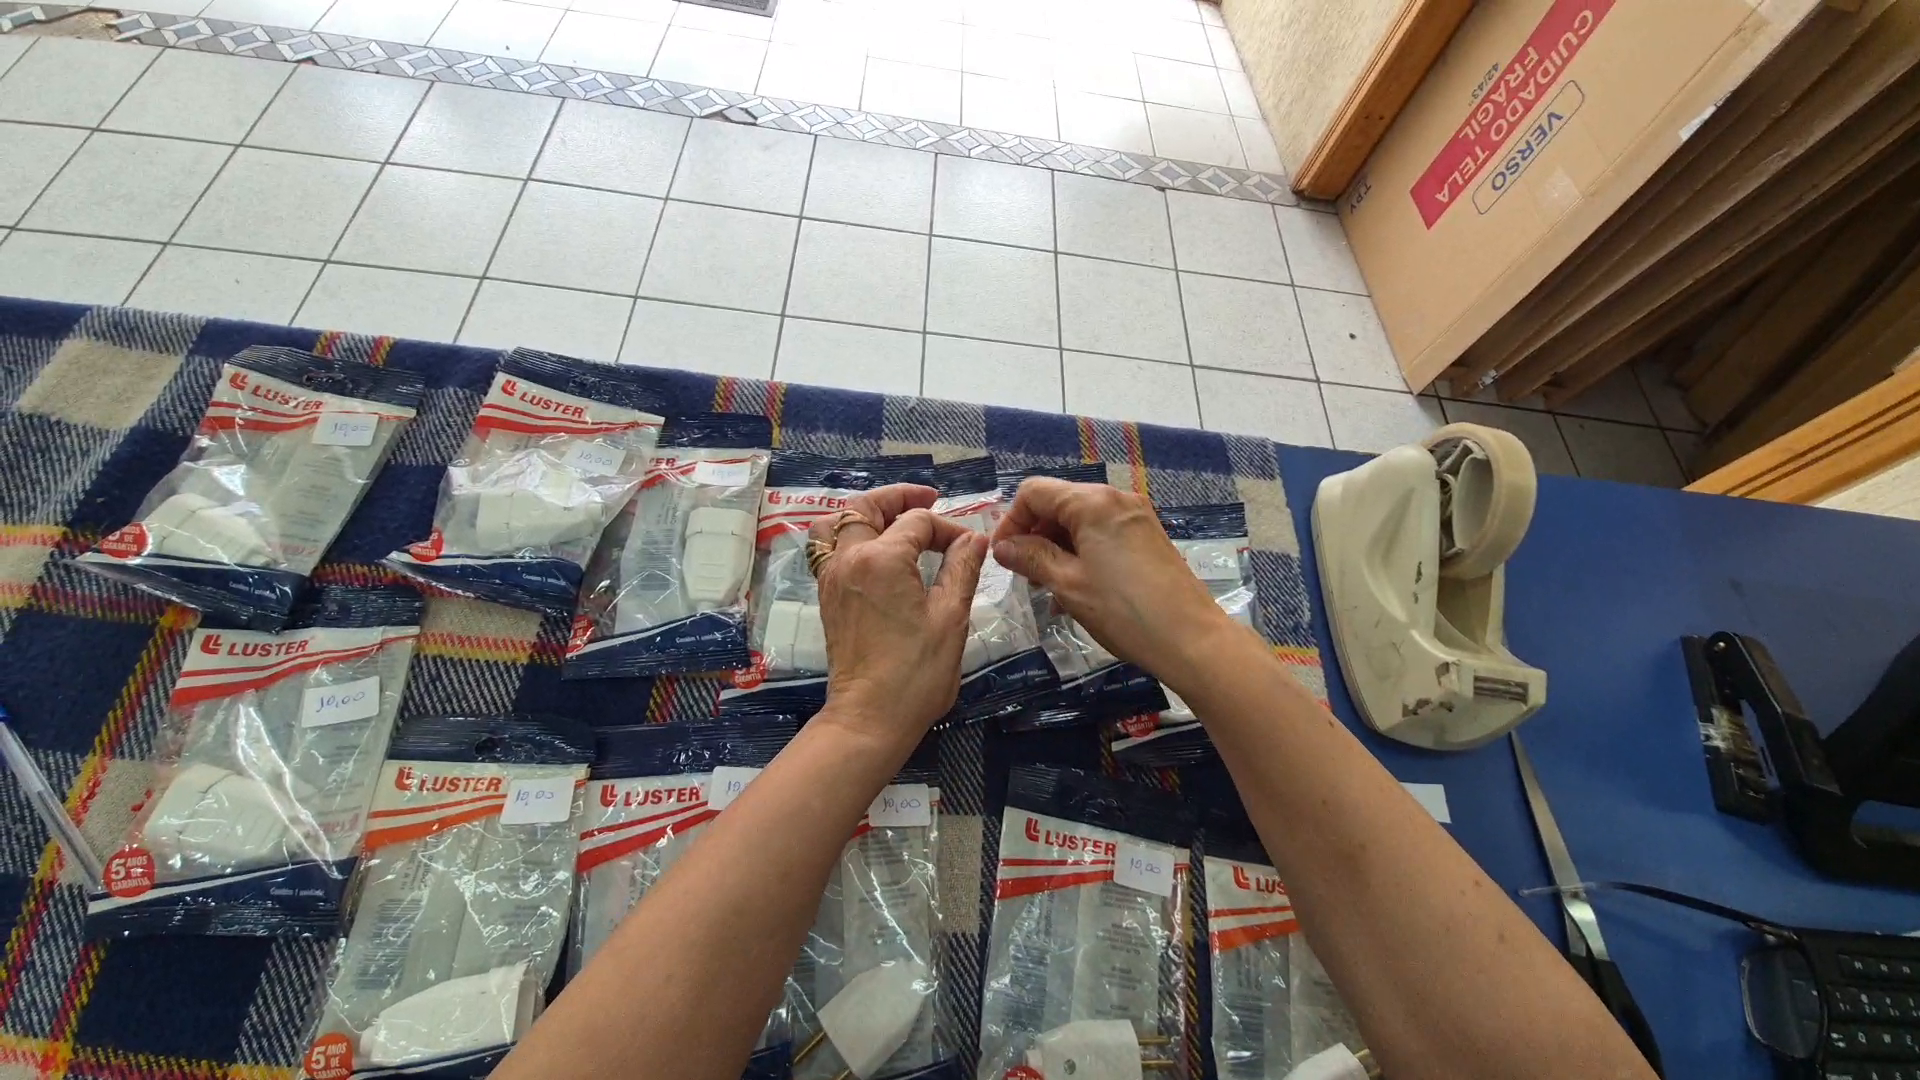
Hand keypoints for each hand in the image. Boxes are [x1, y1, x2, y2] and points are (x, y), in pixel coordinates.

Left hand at [809, 484, 988, 738]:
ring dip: (865, 513)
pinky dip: (848, 536)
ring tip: (895, 519)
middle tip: (928, 500)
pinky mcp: (827, 597)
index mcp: (882, 559)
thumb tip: (973, 538)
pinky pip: (828, 549)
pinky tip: (875, 550)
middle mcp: (849, 559)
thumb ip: (962, 568)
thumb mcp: (951, 616)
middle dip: (898, 498)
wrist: (871, 717)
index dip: (948, 528)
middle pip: (865, 507)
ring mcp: (831, 578)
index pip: (918, 522)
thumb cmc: (917, 671)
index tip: (969, 547)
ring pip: (837, 523)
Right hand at [990, 477, 1236, 682]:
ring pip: (1080, 520)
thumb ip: (1032, 558)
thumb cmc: (1123, 611)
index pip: (1035, 492)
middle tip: (1023, 574)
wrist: (1191, 639)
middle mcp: (1115, 499)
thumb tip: (1002, 547)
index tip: (1002, 555)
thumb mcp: (1068, 584)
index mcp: (1092, 503)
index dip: (1011, 521)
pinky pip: (1102, 533)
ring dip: (1056, 546)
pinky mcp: (1147, 537)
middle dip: (1034, 534)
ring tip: (1047, 586)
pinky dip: (1081, 552)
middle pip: (1059, 503)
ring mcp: (1136, 516)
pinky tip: (1075, 587)